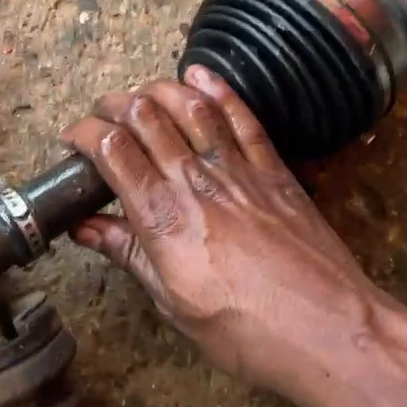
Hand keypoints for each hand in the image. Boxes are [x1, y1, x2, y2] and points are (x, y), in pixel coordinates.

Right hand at [59, 66, 401, 395]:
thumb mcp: (172, 303)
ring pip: (188, 105)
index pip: (111, 149)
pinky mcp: (272, 169)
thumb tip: (83, 227)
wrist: (333, 332)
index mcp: (162, 216)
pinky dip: (217, 88)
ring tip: (140, 94)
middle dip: (112, 104)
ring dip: (156, 89)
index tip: (72, 140)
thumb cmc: (248, 331)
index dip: (83, 133)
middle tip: (101, 116)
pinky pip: (241, 116)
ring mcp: (236, 169)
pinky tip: (197, 74)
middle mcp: (193, 180)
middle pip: (143, 115)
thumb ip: (126, 253)